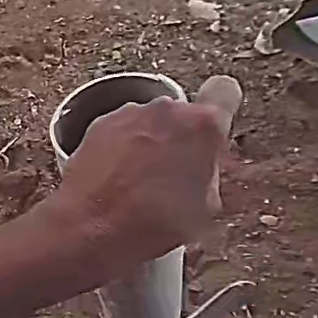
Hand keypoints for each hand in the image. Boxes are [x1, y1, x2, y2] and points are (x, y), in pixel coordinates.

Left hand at [47, 76, 241, 272]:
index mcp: (204, 125)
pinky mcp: (100, 123)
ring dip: (149, 141)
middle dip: (181, 138)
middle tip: (174, 173)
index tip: (213, 126)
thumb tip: (205, 170)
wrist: (92, 226)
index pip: (225, 92)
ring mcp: (131, 114)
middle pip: (182, 116)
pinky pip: (121, 130)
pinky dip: (121, 146)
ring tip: (140, 181)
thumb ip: (212, 173)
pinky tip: (117, 177)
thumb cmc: (150, 223)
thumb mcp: (206, 208)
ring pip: (150, 122)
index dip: (221, 108)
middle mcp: (167, 110)